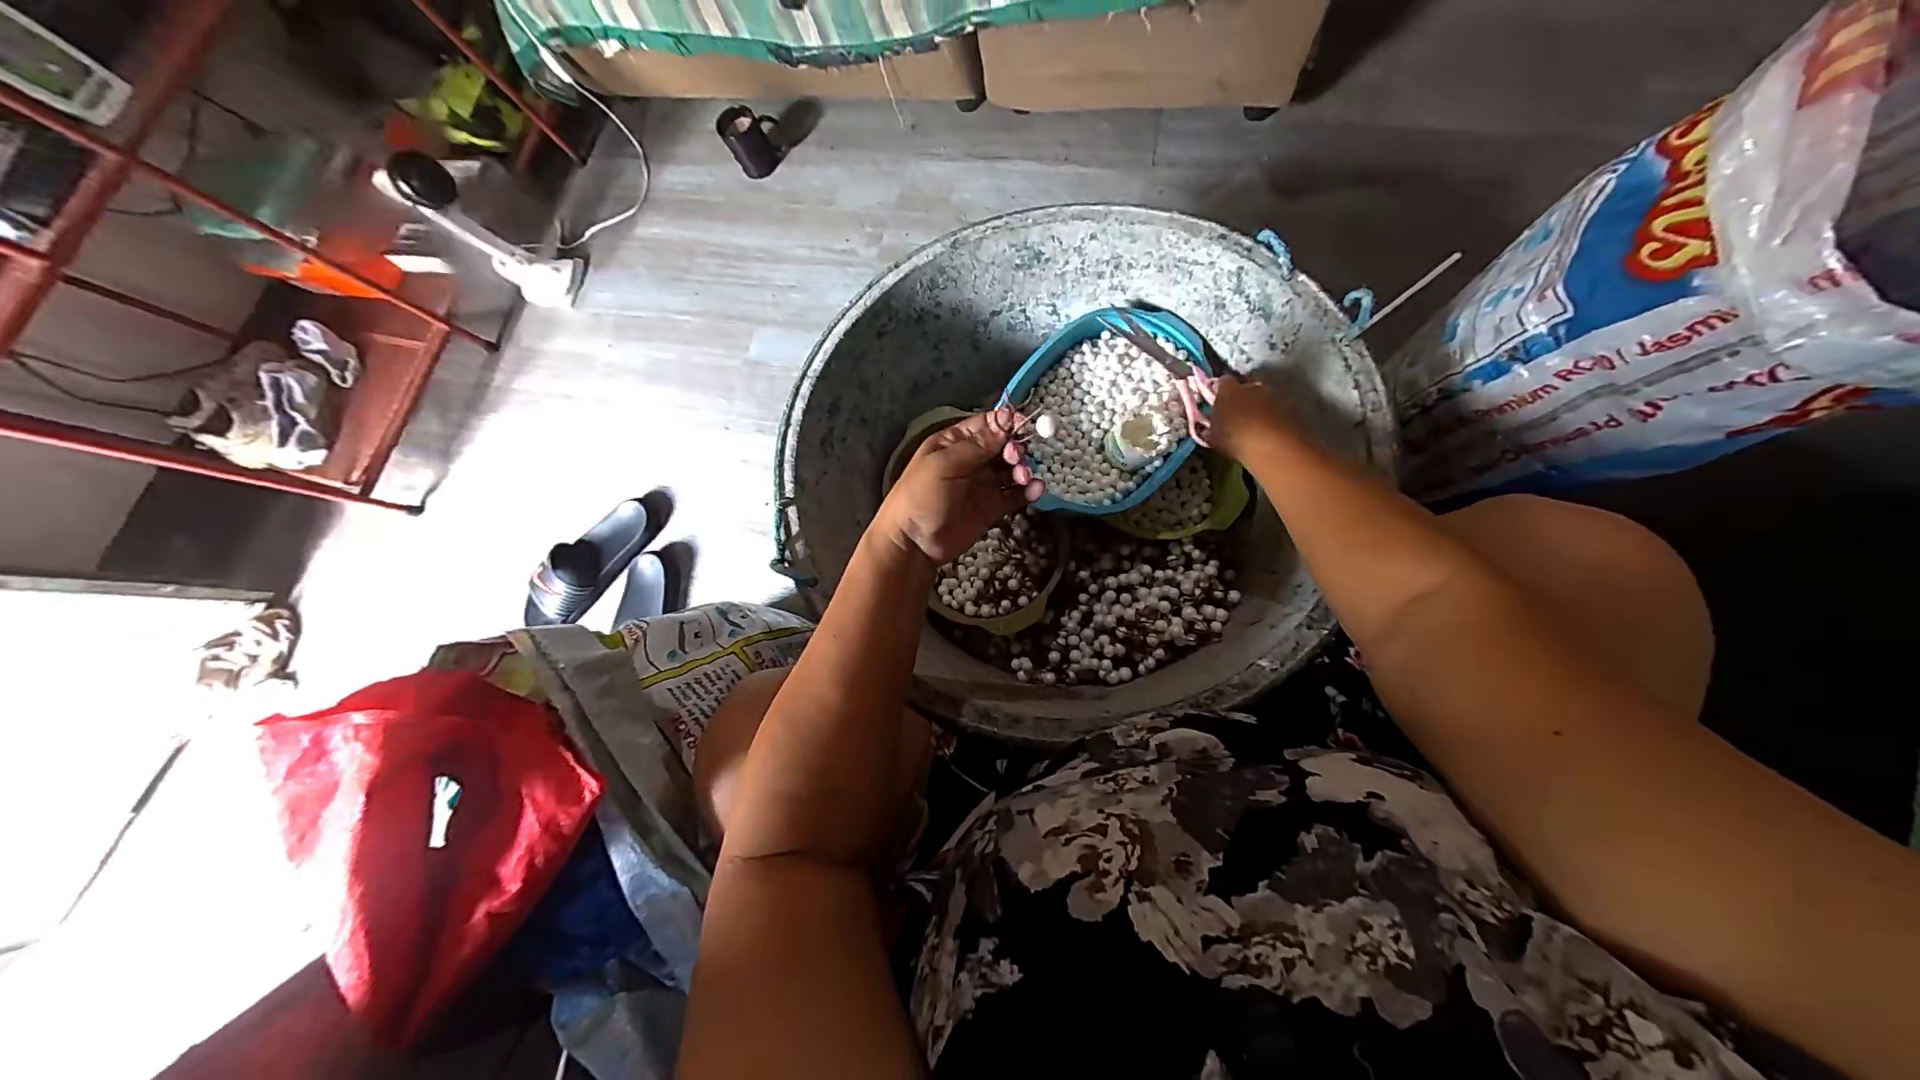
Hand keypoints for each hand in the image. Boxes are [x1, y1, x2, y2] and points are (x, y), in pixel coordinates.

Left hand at [876, 407, 1045, 563]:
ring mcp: (983, 484)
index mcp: (954, 443)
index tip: (1024, 423)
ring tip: (1023, 477)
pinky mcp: (992, 507)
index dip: (1006, 422)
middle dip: (1015, 447)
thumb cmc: (920, 497)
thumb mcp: (943, 465)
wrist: (913, 544)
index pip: (986, 425)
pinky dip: (1028, 491)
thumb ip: (976, 446)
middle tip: (1015, 458)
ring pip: (1011, 469)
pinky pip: (1014, 494)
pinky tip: (1036, 490)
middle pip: (1003, 445)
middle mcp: (971, 460)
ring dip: (1022, 469)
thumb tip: (1004, 423)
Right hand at [1206, 376, 1293, 461]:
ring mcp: (1274, 395)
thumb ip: (1213, 426)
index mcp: (1229, 391)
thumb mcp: (1214, 436)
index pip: (1224, 382)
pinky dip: (1276, 416)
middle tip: (1241, 413)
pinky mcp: (1291, 406)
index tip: (1220, 400)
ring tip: (1259, 424)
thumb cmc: (1234, 438)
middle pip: (1248, 387)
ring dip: (1262, 407)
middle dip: (1245, 397)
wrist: (1271, 444)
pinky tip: (1273, 431)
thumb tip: (1213, 425)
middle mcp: (1252, 386)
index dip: (1222, 389)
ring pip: (1265, 397)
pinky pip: (1280, 409)